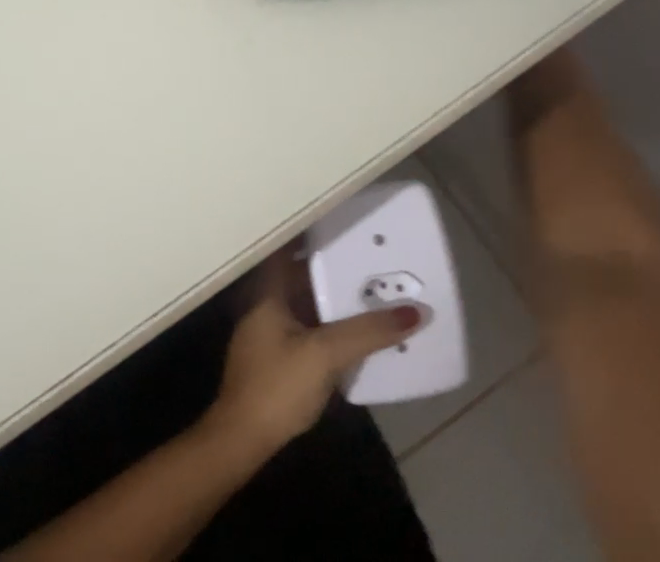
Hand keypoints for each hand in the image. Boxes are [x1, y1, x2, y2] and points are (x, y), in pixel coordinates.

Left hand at [205, 248, 423, 451]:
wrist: (244, 436)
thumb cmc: (277, 385)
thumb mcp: (326, 354)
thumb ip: (368, 331)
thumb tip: (416, 312)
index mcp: (266, 294)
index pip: (283, 249)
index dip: (307, 234)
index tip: (338, 223)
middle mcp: (263, 306)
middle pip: (297, 276)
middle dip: (329, 268)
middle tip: (366, 256)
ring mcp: (268, 333)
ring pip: (304, 304)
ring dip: (331, 298)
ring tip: (369, 287)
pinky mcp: (276, 358)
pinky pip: (307, 328)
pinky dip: (328, 323)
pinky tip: (354, 329)